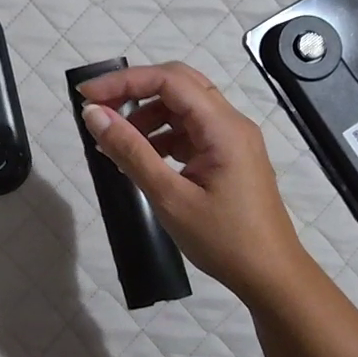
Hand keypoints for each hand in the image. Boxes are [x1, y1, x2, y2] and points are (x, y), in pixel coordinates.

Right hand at [75, 61, 310, 301]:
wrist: (271, 277)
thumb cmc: (223, 239)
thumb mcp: (169, 196)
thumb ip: (130, 151)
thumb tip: (93, 114)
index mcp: (222, 127)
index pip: (168, 80)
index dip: (124, 81)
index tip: (86, 96)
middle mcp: (230, 123)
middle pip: (177, 84)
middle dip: (134, 90)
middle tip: (97, 110)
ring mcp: (232, 139)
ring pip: (182, 106)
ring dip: (146, 115)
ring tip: (114, 142)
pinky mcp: (228, 156)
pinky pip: (189, 130)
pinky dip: (160, 135)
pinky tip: (139, 158)